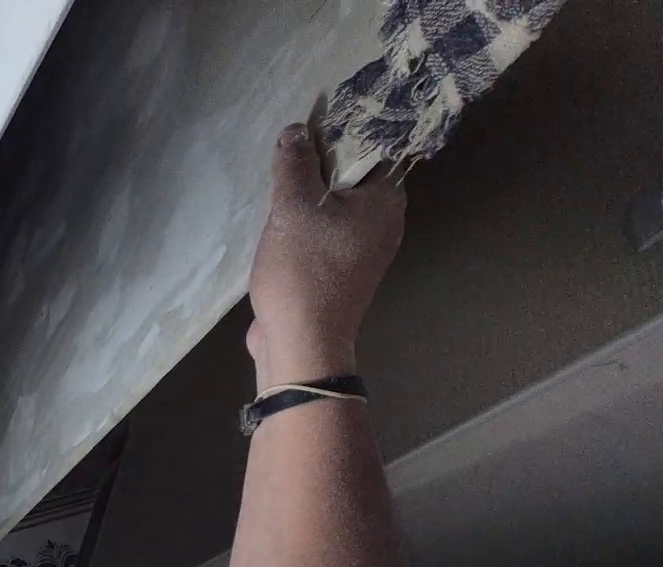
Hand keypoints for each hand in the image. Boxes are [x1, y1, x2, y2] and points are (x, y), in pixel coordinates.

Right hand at [246, 123, 406, 390]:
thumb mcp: (291, 211)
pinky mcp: (340, 275)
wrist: (302, 340)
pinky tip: (279, 235)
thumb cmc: (303, 271)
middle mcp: (385, 222)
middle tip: (283, 166)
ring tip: (276, 199)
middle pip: (350, 181)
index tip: (307, 130)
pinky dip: (304, 232)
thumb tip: (294, 131)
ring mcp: (363, 252)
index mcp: (386, 199)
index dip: (340, 135)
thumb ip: (294, 167)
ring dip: (307, 206)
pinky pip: (324, 239)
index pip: (371, 149)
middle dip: (318, 173)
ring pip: (335, 212)